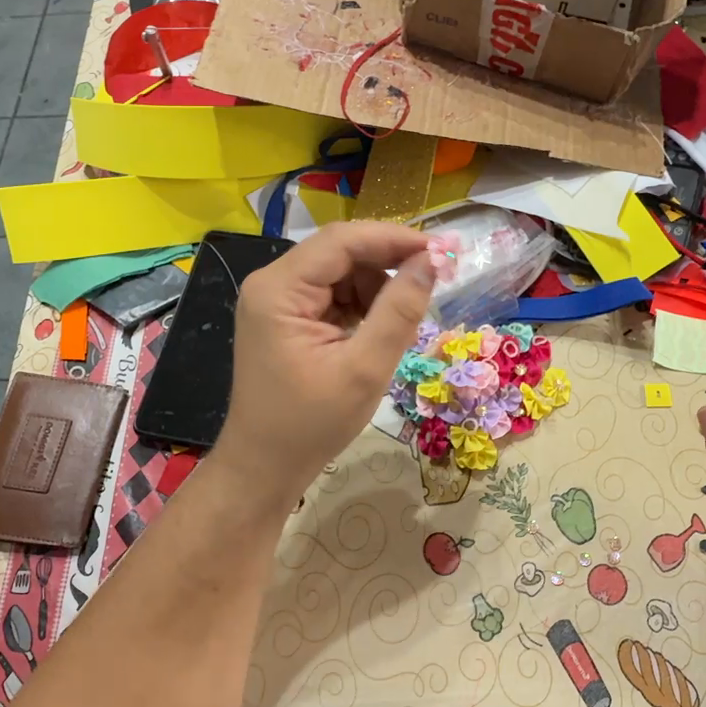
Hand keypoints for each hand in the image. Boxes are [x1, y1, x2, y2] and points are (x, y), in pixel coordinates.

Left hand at [209, 222, 435, 502]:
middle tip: (434, 281)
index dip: (393, 238)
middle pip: (339, 253)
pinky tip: (378, 331)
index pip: (342, 241)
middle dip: (387, 264)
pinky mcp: (285, 321)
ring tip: (401, 323)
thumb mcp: (364, 370)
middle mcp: (271, 285)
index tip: (442, 250)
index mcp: (279, 290)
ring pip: (339, 274)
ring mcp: (275, 303)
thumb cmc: (310, 425)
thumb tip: (432, 262)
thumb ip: (399, 312)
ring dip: (376, 289)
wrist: (264, 468)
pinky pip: (331, 297)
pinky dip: (361, 307)